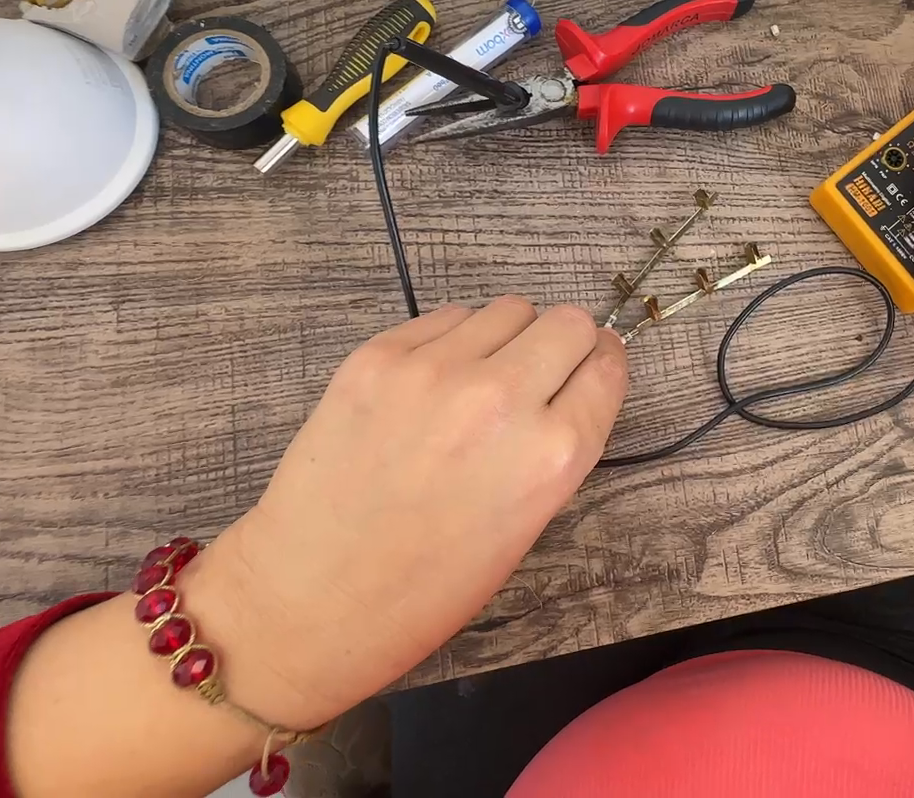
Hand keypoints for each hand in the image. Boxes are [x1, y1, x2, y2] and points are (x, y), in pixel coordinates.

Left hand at [183, 298, 628, 728]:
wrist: (305, 604)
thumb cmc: (430, 588)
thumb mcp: (527, 523)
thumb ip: (559, 444)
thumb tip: (573, 380)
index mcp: (553, 455)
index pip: (608, 366)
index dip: (602, 364)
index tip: (589, 369)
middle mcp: (503, 400)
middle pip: (569, 321)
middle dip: (565, 344)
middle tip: (537, 374)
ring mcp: (435, 371)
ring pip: (510, 308)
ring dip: (508, 338)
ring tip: (477, 382)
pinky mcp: (378, 356)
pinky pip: (448, 318)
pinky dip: (454, 342)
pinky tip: (430, 386)